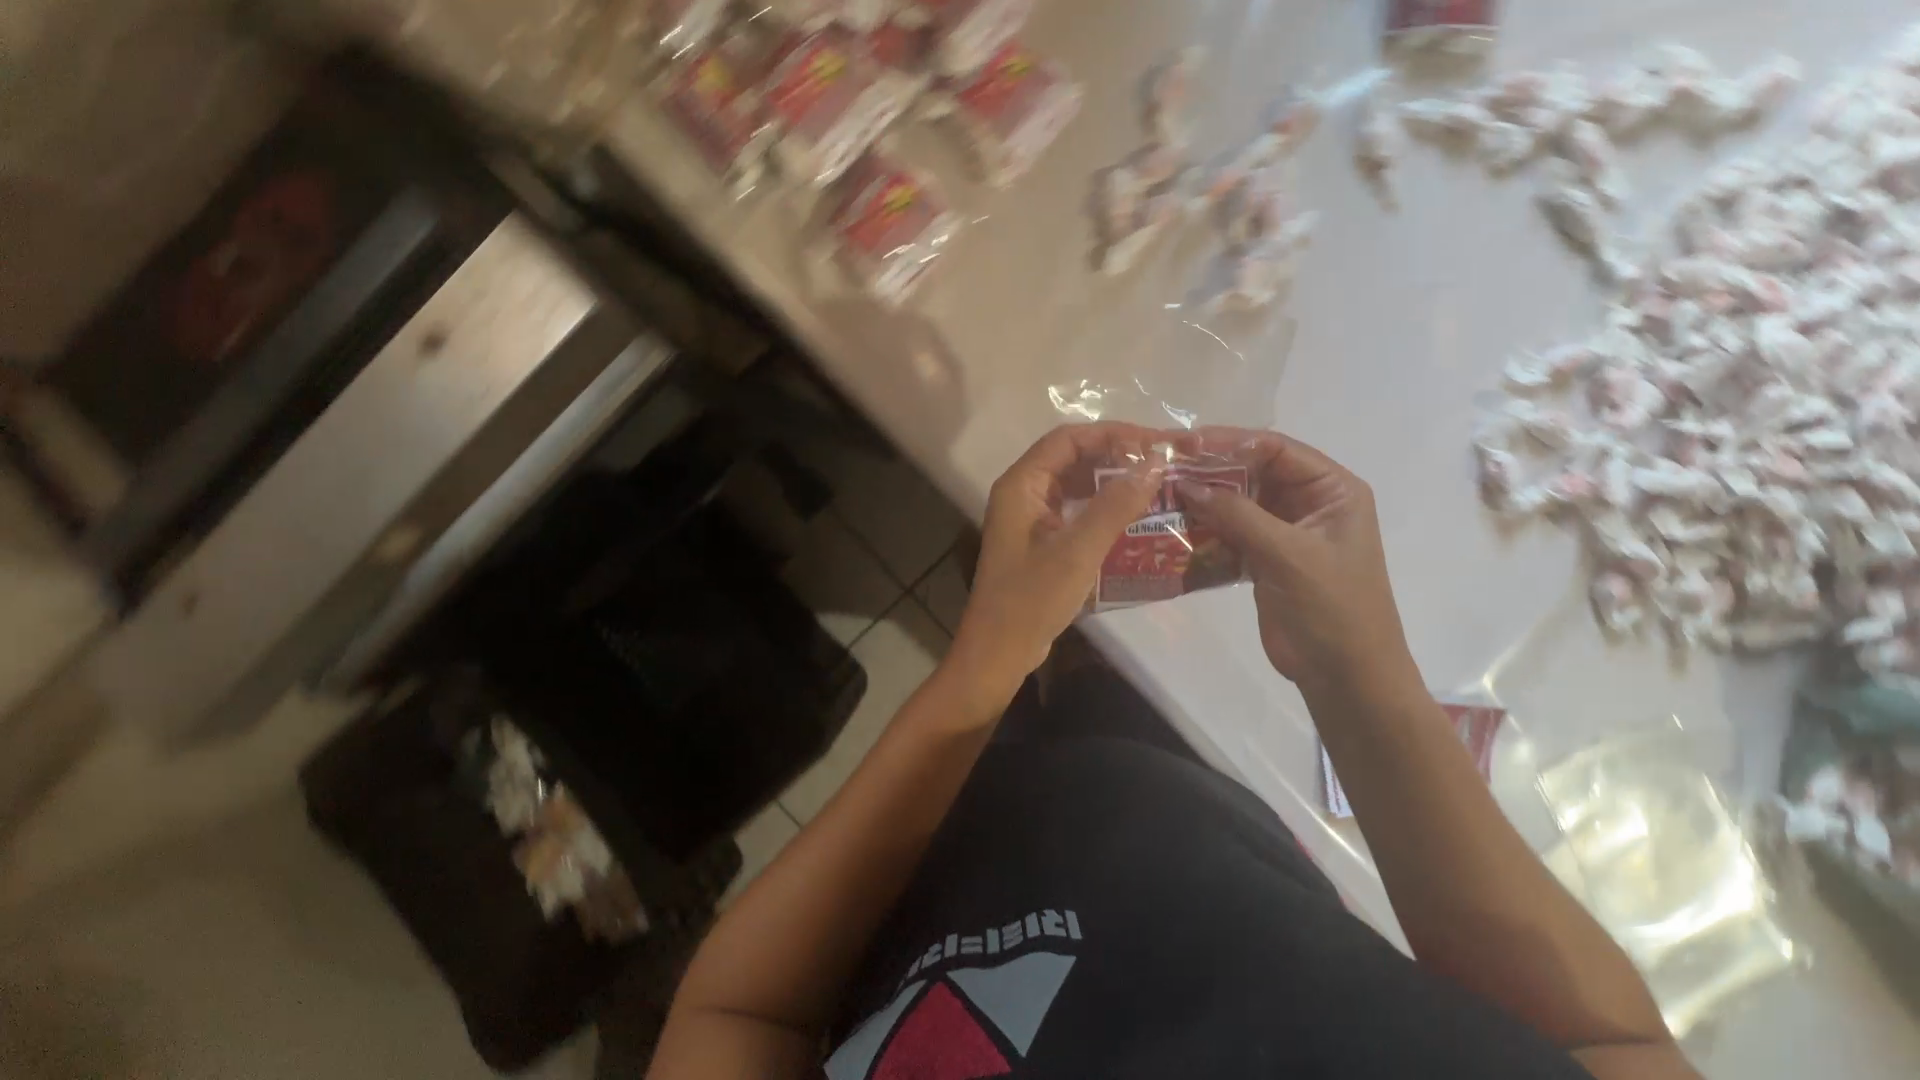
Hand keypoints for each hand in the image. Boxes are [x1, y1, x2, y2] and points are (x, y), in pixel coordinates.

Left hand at [951, 422, 1164, 688]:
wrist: (998, 654)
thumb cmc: (1031, 600)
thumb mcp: (1078, 551)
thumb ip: (1115, 506)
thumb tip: (1154, 464)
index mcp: (1021, 485)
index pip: (1069, 439)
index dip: (1113, 434)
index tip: (1156, 443)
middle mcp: (1023, 495)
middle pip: (1073, 458)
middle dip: (1117, 457)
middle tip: (1164, 464)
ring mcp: (1031, 520)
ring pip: (1077, 487)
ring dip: (1113, 484)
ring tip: (1158, 486)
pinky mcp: (1041, 544)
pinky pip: (1076, 513)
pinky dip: (1104, 510)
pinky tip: (1137, 520)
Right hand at [1177, 429, 1420, 699]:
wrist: (1344, 675)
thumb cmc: (1332, 607)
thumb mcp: (1288, 554)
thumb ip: (1238, 514)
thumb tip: (1187, 484)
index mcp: (1332, 490)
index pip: (1277, 449)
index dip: (1231, 443)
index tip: (1186, 444)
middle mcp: (1310, 503)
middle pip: (1254, 472)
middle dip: (1211, 470)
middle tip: (1164, 467)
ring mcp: (1286, 532)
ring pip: (1238, 503)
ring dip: (1203, 500)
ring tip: (1160, 494)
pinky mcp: (1265, 559)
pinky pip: (1231, 533)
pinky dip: (1205, 530)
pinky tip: (1173, 527)